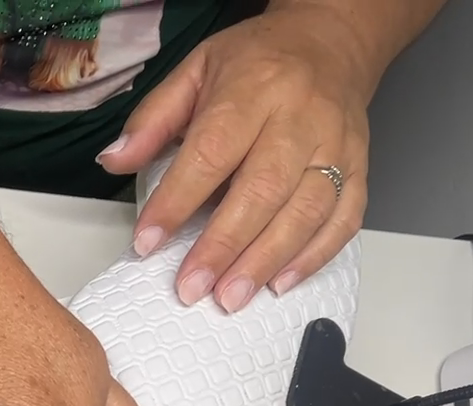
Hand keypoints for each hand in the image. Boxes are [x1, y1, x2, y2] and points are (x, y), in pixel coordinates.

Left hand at [98, 3, 375, 311]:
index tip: (147, 243)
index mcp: (255, 90)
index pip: (211, 153)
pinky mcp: (359, 168)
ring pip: (305, 211)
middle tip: (192, 289)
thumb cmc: (258, 64)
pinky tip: (281, 284)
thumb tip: (112, 159)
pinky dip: (314, 257)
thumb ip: (153, 120)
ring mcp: (336, 146)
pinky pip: (344, 219)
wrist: (333, 40)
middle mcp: (301, 118)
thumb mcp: (195, 72)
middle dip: (223, 248)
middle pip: (261, 191)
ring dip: (265, 262)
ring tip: (231, 299)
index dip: (176, 203)